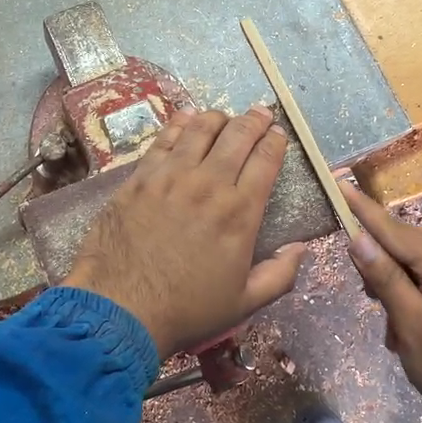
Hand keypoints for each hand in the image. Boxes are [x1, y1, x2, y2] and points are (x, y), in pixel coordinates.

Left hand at [64, 105, 307, 359]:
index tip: (278, 133)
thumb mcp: (244, 303)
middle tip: (259, 112)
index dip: (275, 141)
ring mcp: (171, 176)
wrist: (120, 308)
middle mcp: (209, 184)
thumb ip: (279, 275)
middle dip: (253, 120)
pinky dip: (180, 123)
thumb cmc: (186, 310)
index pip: (265, 161)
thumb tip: (301, 248)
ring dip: (218, 117)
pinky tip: (187, 117)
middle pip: (237, 136)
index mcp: (240, 213)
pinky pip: (164, 139)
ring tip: (225, 116)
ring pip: (200, 129)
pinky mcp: (140, 177)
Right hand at [342, 182, 421, 422]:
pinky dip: (412, 299)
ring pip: (415, 265)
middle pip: (404, 244)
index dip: (362, 210)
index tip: (337, 182)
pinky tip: (407, 332)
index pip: (394, 229)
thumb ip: (385, 279)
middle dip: (379, 265)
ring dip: (395, 288)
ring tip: (394, 330)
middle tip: (368, 300)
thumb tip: (358, 237)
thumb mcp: (414, 328)